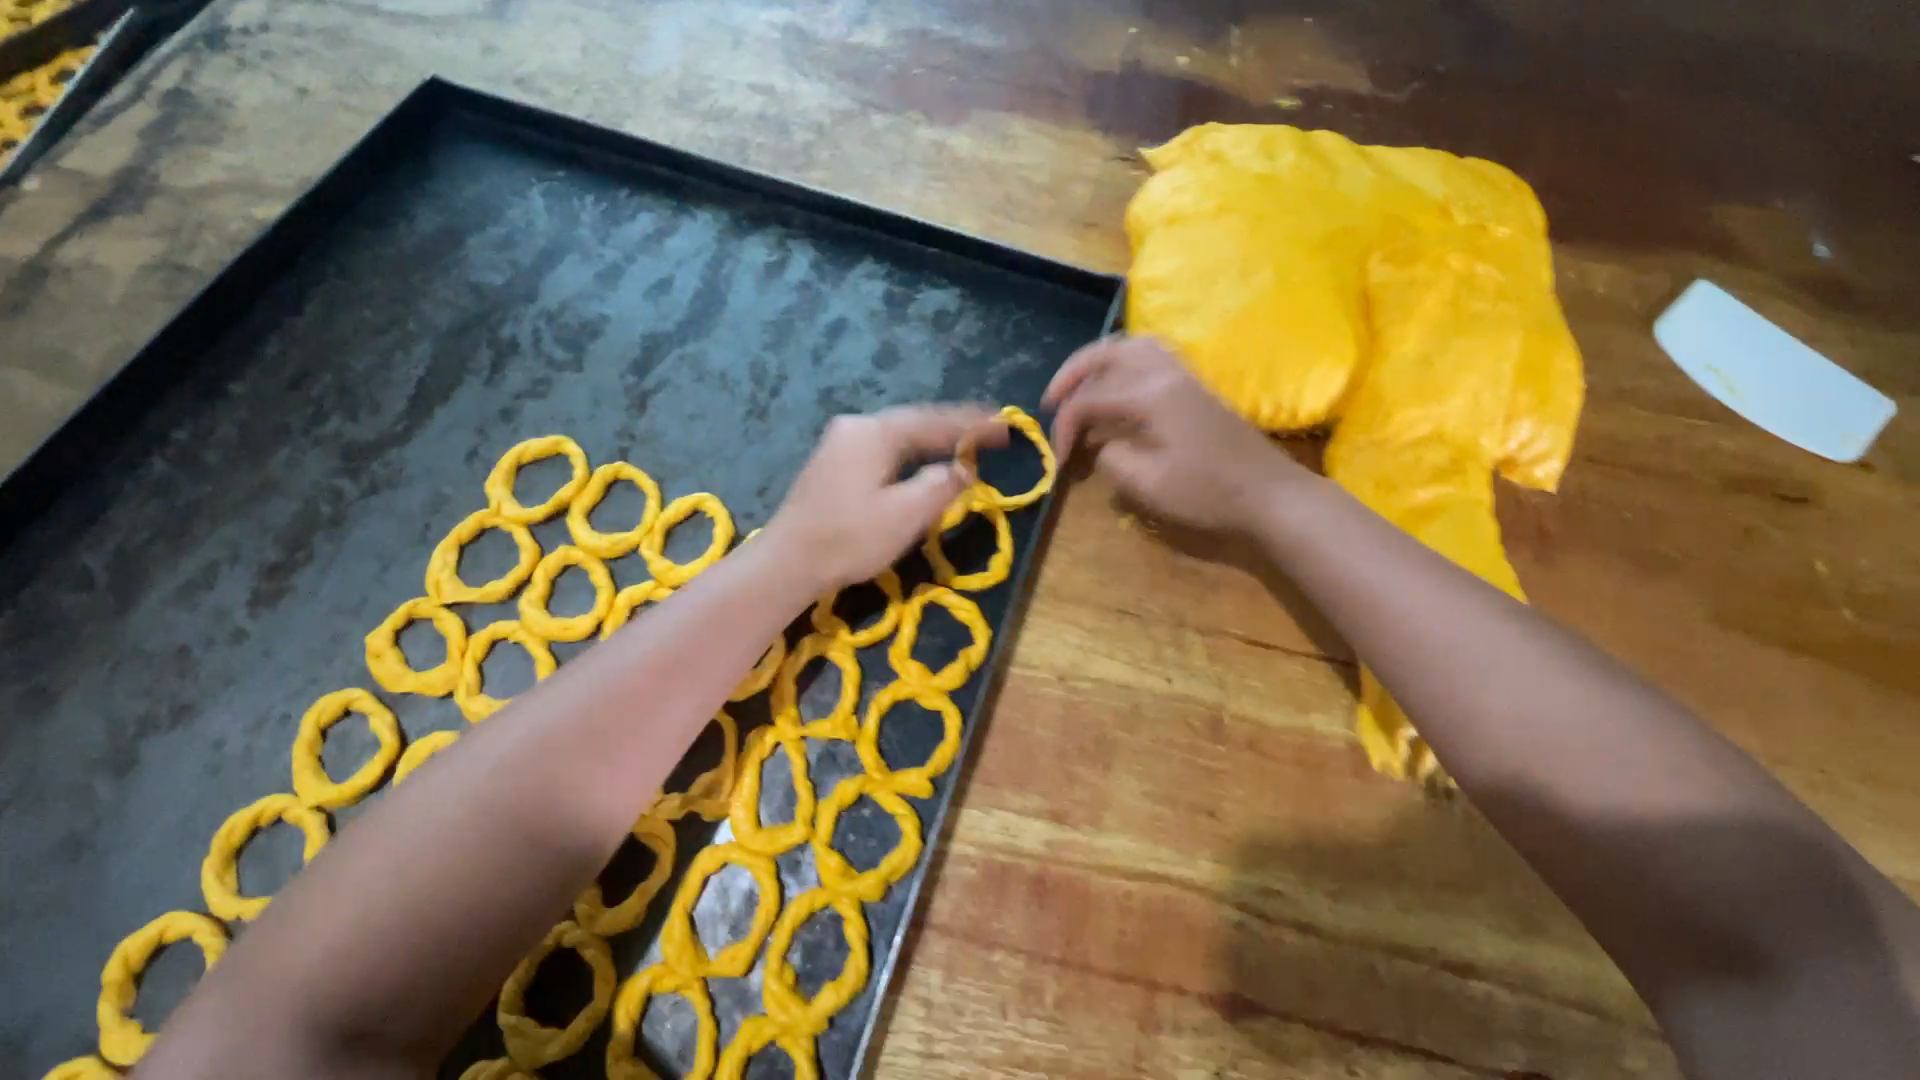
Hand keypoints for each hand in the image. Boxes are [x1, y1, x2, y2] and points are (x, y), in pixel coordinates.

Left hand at [766, 405, 1007, 590]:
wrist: (787, 563)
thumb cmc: (849, 539)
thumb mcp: (905, 515)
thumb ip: (940, 487)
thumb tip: (962, 470)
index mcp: (875, 433)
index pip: (934, 421)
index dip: (972, 425)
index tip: (1004, 425)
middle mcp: (856, 428)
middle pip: (914, 423)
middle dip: (952, 428)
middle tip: (989, 432)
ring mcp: (840, 444)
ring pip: (897, 436)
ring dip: (930, 441)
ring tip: (963, 444)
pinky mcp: (832, 465)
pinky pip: (883, 450)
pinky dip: (909, 454)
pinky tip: (921, 464)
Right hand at [1044, 336, 1304, 534]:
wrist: (1270, 494)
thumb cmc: (1208, 493)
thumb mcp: (1148, 485)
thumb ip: (1112, 458)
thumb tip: (1102, 445)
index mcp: (1149, 395)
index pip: (1089, 400)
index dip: (1064, 428)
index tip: (1058, 462)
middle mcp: (1165, 373)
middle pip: (1107, 354)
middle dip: (1072, 375)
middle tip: (1052, 402)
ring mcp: (1184, 375)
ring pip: (1131, 346)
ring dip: (1099, 362)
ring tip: (1082, 388)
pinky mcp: (1195, 387)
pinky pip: (1152, 356)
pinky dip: (1124, 364)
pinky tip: (1119, 389)